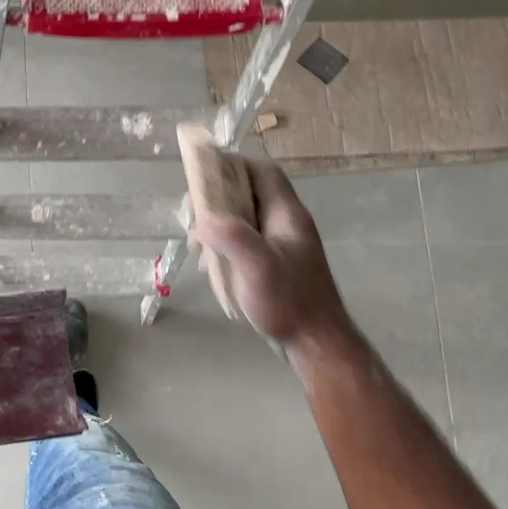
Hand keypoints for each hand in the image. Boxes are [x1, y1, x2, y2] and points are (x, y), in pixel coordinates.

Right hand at [191, 160, 353, 350]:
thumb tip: (201, 219)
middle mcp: (285, 223)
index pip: (263, 172)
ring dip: (216, 224)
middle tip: (192, 220)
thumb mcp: (258, 267)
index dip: (233, 166)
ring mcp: (280, 244)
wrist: (315, 342)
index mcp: (287, 215)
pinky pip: (243, 240)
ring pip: (243, 217)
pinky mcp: (273, 263)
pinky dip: (222, 244)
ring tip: (197, 245)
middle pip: (248, 193)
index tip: (202, 177)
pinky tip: (210, 263)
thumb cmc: (289, 302)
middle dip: (216, 200)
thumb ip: (232, 237)